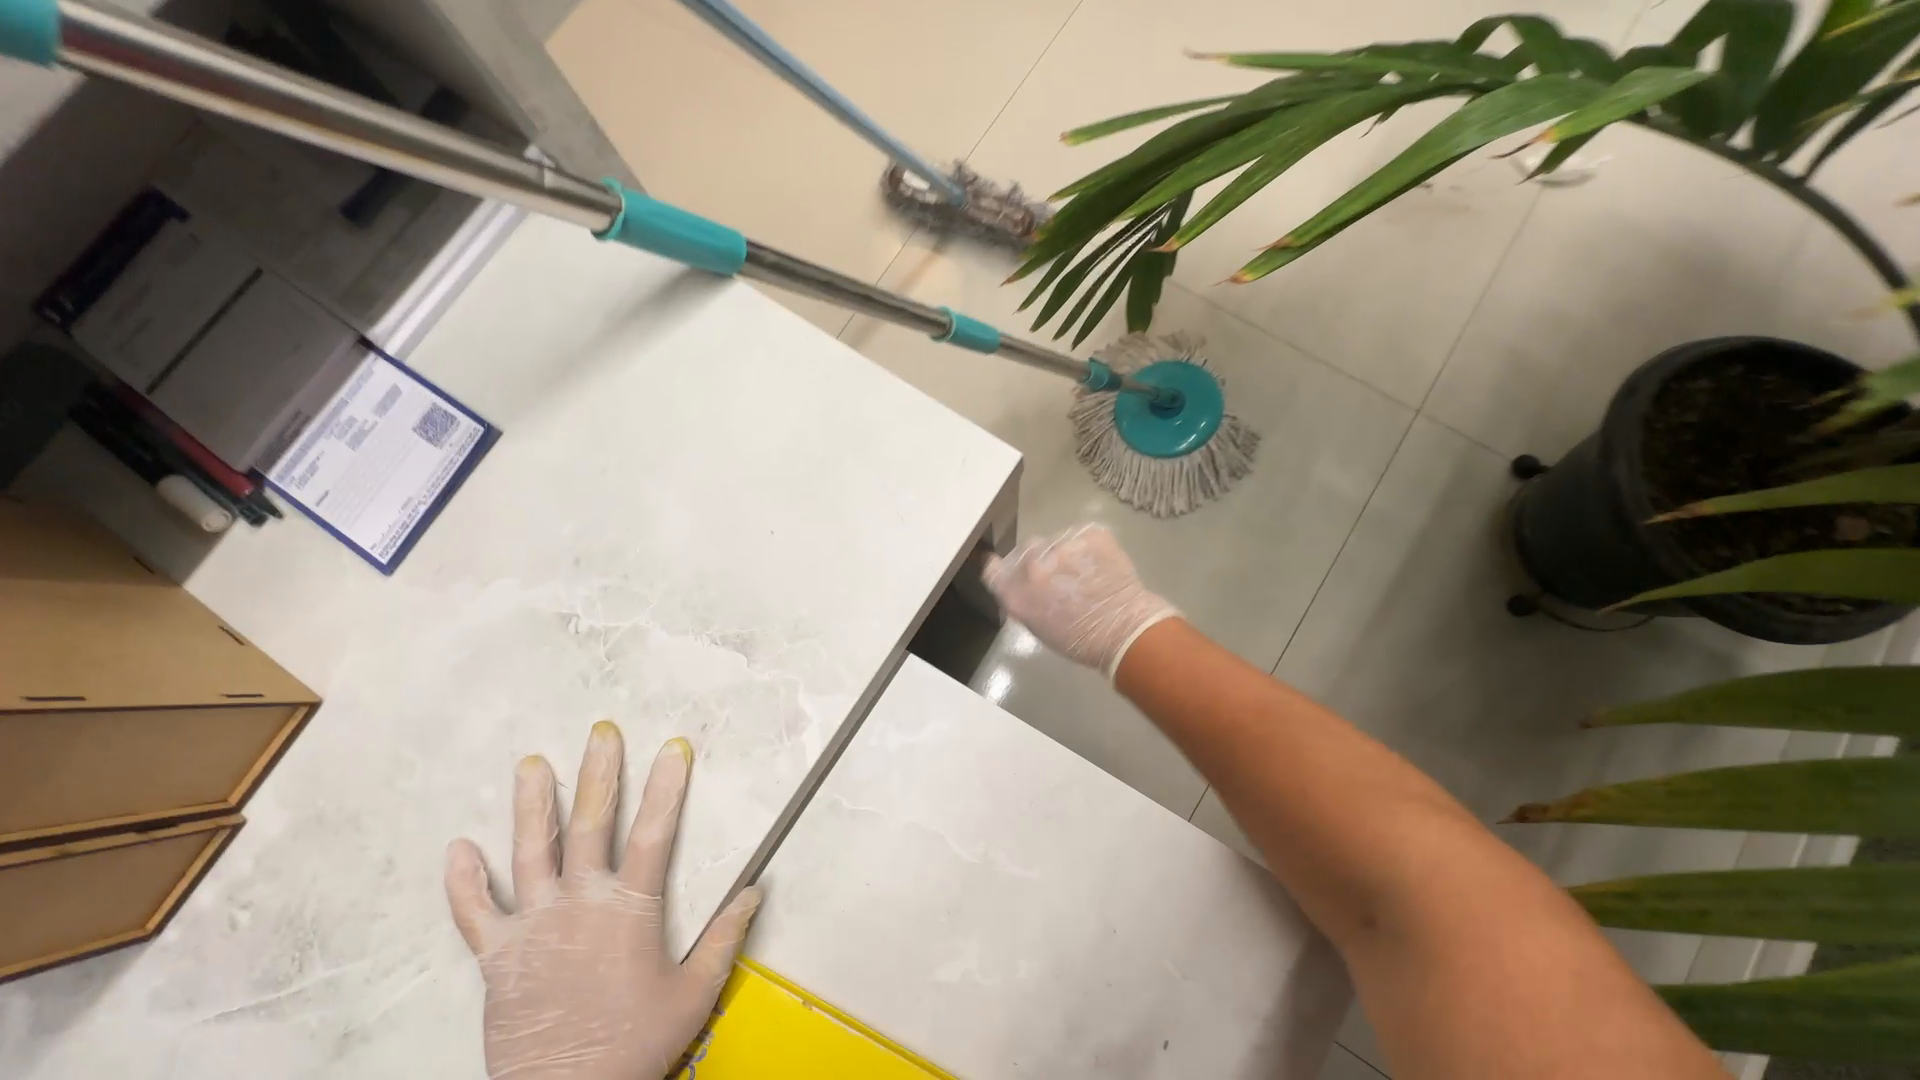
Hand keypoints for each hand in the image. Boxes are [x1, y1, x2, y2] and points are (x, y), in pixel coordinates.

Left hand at [446, 722, 760, 1079]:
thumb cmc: (636, 1045)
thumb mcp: (695, 993)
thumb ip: (726, 937)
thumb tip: (756, 891)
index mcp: (631, 910)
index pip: (656, 834)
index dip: (667, 788)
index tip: (673, 748)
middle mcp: (581, 904)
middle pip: (592, 825)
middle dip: (600, 774)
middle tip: (602, 731)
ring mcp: (535, 927)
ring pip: (531, 852)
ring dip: (531, 805)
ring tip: (531, 763)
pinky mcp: (498, 956)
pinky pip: (474, 914)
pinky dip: (463, 882)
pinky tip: (457, 848)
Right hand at [983, 523, 1179, 679]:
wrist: (1124, 631)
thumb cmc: (1080, 639)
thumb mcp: (1037, 625)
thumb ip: (1022, 598)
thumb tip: (1019, 583)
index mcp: (1016, 592)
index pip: (994, 568)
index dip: (1002, 567)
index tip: (1012, 570)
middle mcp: (1034, 565)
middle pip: (1026, 549)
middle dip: (1039, 559)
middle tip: (1059, 574)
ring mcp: (1062, 546)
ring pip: (1055, 539)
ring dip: (1064, 551)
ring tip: (1083, 570)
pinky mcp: (1089, 534)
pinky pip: (1080, 534)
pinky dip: (1087, 546)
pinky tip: (1097, 563)